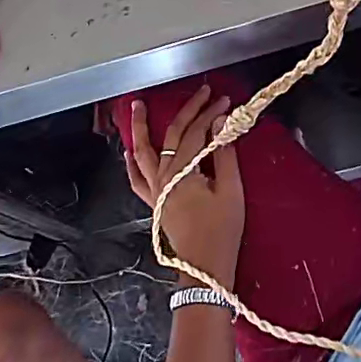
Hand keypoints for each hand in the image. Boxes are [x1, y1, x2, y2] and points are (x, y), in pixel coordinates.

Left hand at [123, 85, 244, 289]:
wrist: (205, 269)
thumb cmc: (222, 231)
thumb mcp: (231, 190)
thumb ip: (224, 154)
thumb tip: (220, 123)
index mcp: (183, 173)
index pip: (197, 132)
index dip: (211, 113)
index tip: (225, 100)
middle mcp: (163, 177)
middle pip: (173, 135)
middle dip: (189, 110)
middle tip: (202, 92)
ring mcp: (155, 190)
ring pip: (144, 152)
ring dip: (140, 128)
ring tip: (136, 106)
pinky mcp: (154, 202)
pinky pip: (137, 178)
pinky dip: (132, 163)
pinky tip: (129, 151)